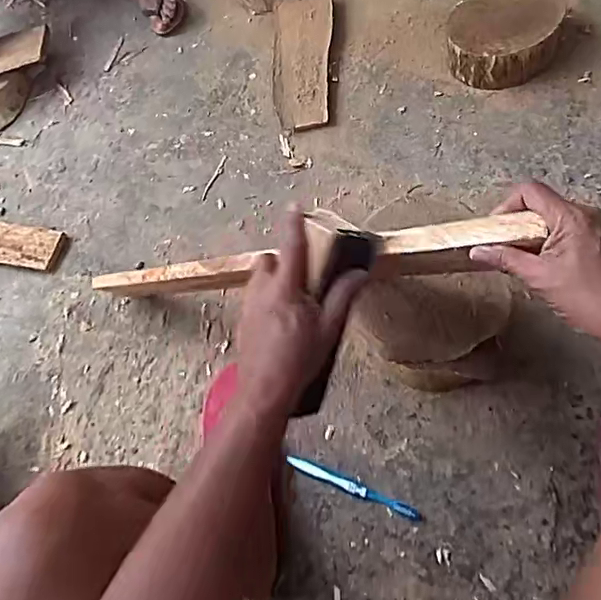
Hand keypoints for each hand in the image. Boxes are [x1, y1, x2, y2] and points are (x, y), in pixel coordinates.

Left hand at [232, 205, 368, 417]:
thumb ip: (343, 296)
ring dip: (274, 279)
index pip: (291, 247)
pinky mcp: (242, 321)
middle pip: (270, 260)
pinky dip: (267, 297)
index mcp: (285, 289)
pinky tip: (281, 319)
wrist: (263, 392)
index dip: (293, 224)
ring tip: (293, 299)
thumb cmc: (296, 361)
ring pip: (259, 278)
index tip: (295, 207)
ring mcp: (248, 306)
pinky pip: (254, 297)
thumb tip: (358, 274)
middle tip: (303, 276)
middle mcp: (262, 292)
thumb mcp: (328, 328)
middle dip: (284, 260)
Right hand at [470, 182, 600, 358]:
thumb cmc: (593, 302)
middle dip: (518, 224)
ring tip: (525, 262)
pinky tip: (546, 266)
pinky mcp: (600, 239)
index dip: (506, 206)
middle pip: (541, 204)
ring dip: (533, 235)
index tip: (495, 229)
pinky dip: (550, 242)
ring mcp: (595, 226)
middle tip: (504, 249)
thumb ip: (506, 259)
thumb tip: (479, 250)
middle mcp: (586, 214)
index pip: (530, 191)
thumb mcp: (540, 279)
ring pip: (553, 218)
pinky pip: (566, 229)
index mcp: (572, 217)